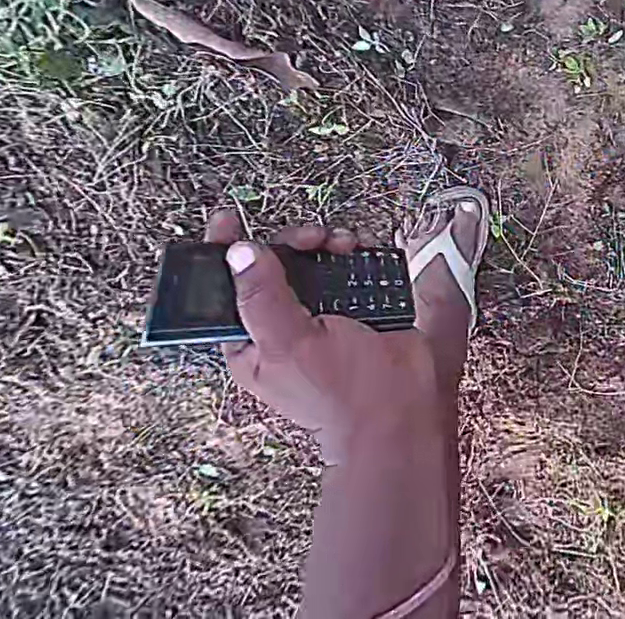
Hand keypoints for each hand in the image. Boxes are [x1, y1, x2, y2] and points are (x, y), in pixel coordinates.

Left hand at [205, 210, 444, 464]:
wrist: (401, 405)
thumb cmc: (341, 391)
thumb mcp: (291, 344)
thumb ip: (262, 297)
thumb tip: (239, 254)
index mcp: (252, 340)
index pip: (226, 288)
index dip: (223, 252)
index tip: (228, 219)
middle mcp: (285, 321)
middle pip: (276, 263)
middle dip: (292, 242)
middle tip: (312, 238)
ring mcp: (323, 309)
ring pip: (314, 259)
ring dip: (327, 243)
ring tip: (344, 245)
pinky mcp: (356, 301)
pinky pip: (349, 263)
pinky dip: (355, 250)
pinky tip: (361, 250)